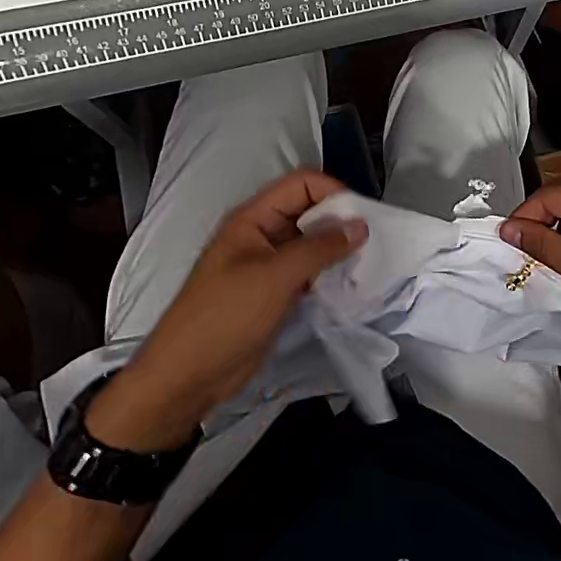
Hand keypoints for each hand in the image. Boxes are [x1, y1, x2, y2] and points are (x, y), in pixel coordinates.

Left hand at [86, 169, 365, 452]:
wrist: (189, 375)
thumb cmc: (225, 316)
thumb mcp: (275, 277)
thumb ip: (319, 248)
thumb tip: (360, 226)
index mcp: (253, 218)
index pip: (300, 185)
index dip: (332, 191)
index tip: (363, 215)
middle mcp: (261, 234)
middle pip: (307, 210)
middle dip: (339, 219)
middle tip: (371, 239)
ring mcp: (268, 264)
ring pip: (310, 241)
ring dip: (336, 246)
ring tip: (366, 260)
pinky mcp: (275, 291)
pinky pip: (308, 269)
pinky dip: (328, 271)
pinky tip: (349, 281)